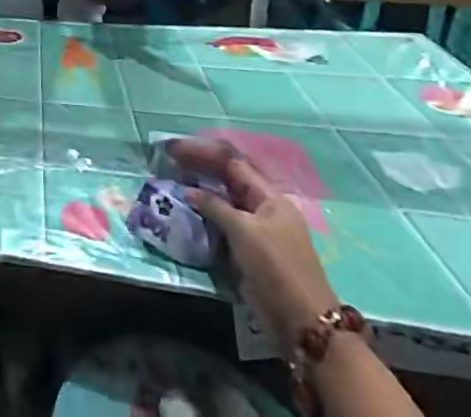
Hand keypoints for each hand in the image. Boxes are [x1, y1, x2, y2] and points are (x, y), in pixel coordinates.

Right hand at [172, 136, 337, 341]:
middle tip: (169, 161)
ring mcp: (255, 229)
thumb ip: (216, 207)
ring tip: (172, 182)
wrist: (301, 321)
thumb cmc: (276, 268)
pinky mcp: (247, 249)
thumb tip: (188, 191)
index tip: (174, 148)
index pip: (233, 163)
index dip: (203, 152)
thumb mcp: (245, 232)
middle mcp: (263, 208)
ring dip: (199, 190)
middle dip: (199, 167)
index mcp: (270, 197)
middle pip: (227, 178)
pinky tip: (185, 211)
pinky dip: (203, 214)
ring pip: (223, 200)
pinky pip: (221, 222)